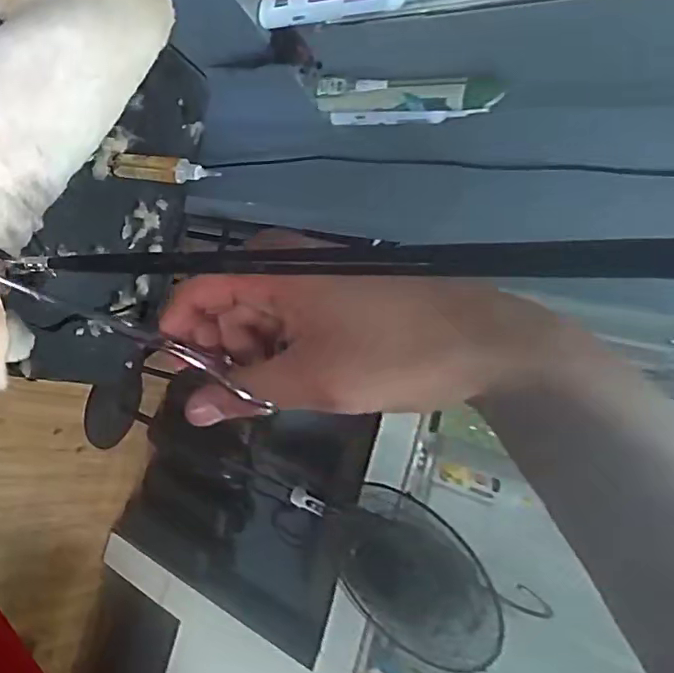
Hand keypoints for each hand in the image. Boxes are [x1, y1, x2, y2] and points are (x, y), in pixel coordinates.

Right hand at [159, 232, 609, 425]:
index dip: (178, 330)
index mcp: (268, 269)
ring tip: (284, 385)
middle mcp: (279, 260)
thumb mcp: (313, 381)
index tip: (178, 372)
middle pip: (222, 304)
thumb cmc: (394, 353)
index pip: (195, 291)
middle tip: (244, 390)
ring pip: (252, 314)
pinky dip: (281, 345)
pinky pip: (282, 314)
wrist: (495, 343)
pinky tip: (305, 371)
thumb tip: (191, 412)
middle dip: (224, 349)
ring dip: (255, 352)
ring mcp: (306, 272)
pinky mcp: (329, 287)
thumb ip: (244, 392)